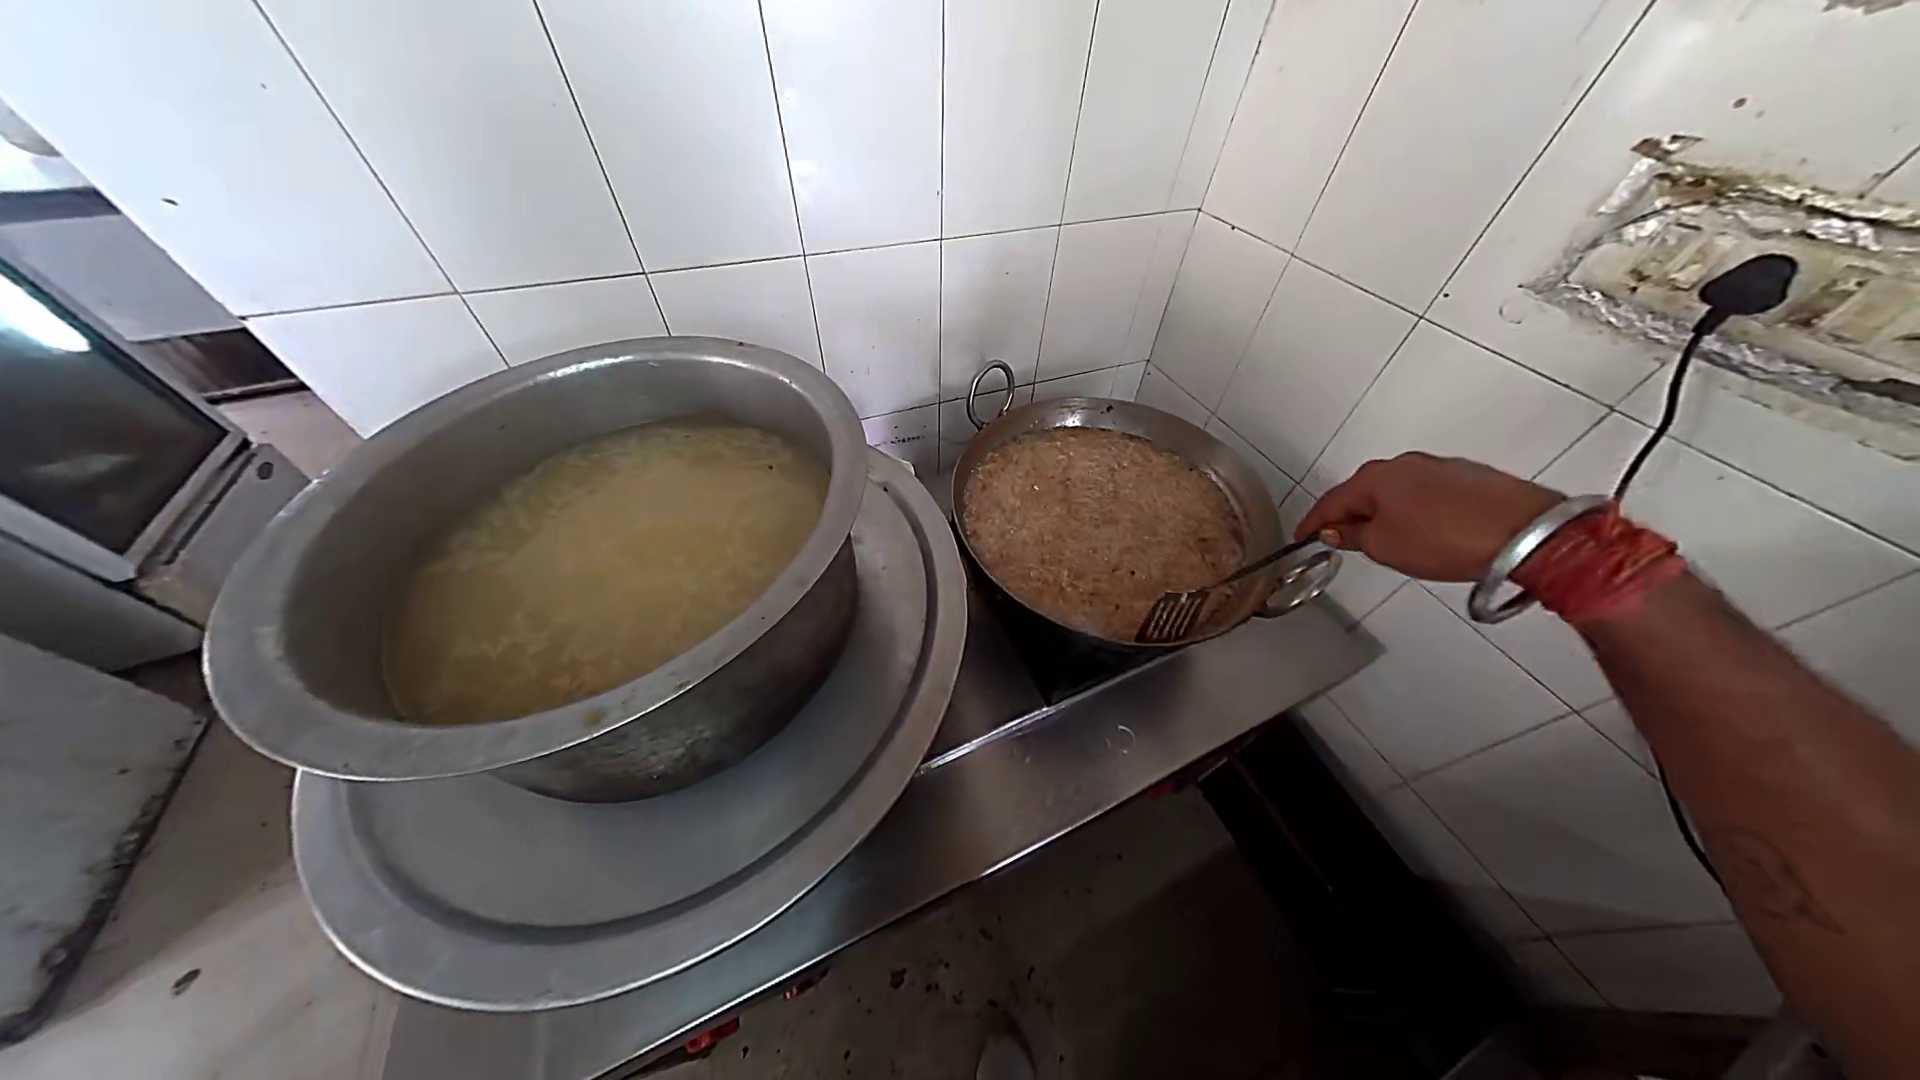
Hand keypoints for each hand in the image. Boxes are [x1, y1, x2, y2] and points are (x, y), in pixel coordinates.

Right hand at [1294, 452, 1561, 581]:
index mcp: (1376, 477)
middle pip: (1363, 492)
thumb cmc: (1453, 538)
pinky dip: (1414, 513)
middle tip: (1341, 540)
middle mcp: (1405, 464)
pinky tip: (1422, 534)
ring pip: (1396, 493)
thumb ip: (1353, 537)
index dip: (1313, 523)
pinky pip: (1426, 495)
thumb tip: (1339, 531)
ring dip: (1385, 515)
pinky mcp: (1469, 479)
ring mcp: (1440, 468)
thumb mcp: (1384, 547)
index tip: (1302, 536)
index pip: (1331, 502)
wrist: (1527, 535)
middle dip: (1350, 516)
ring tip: (1387, 543)